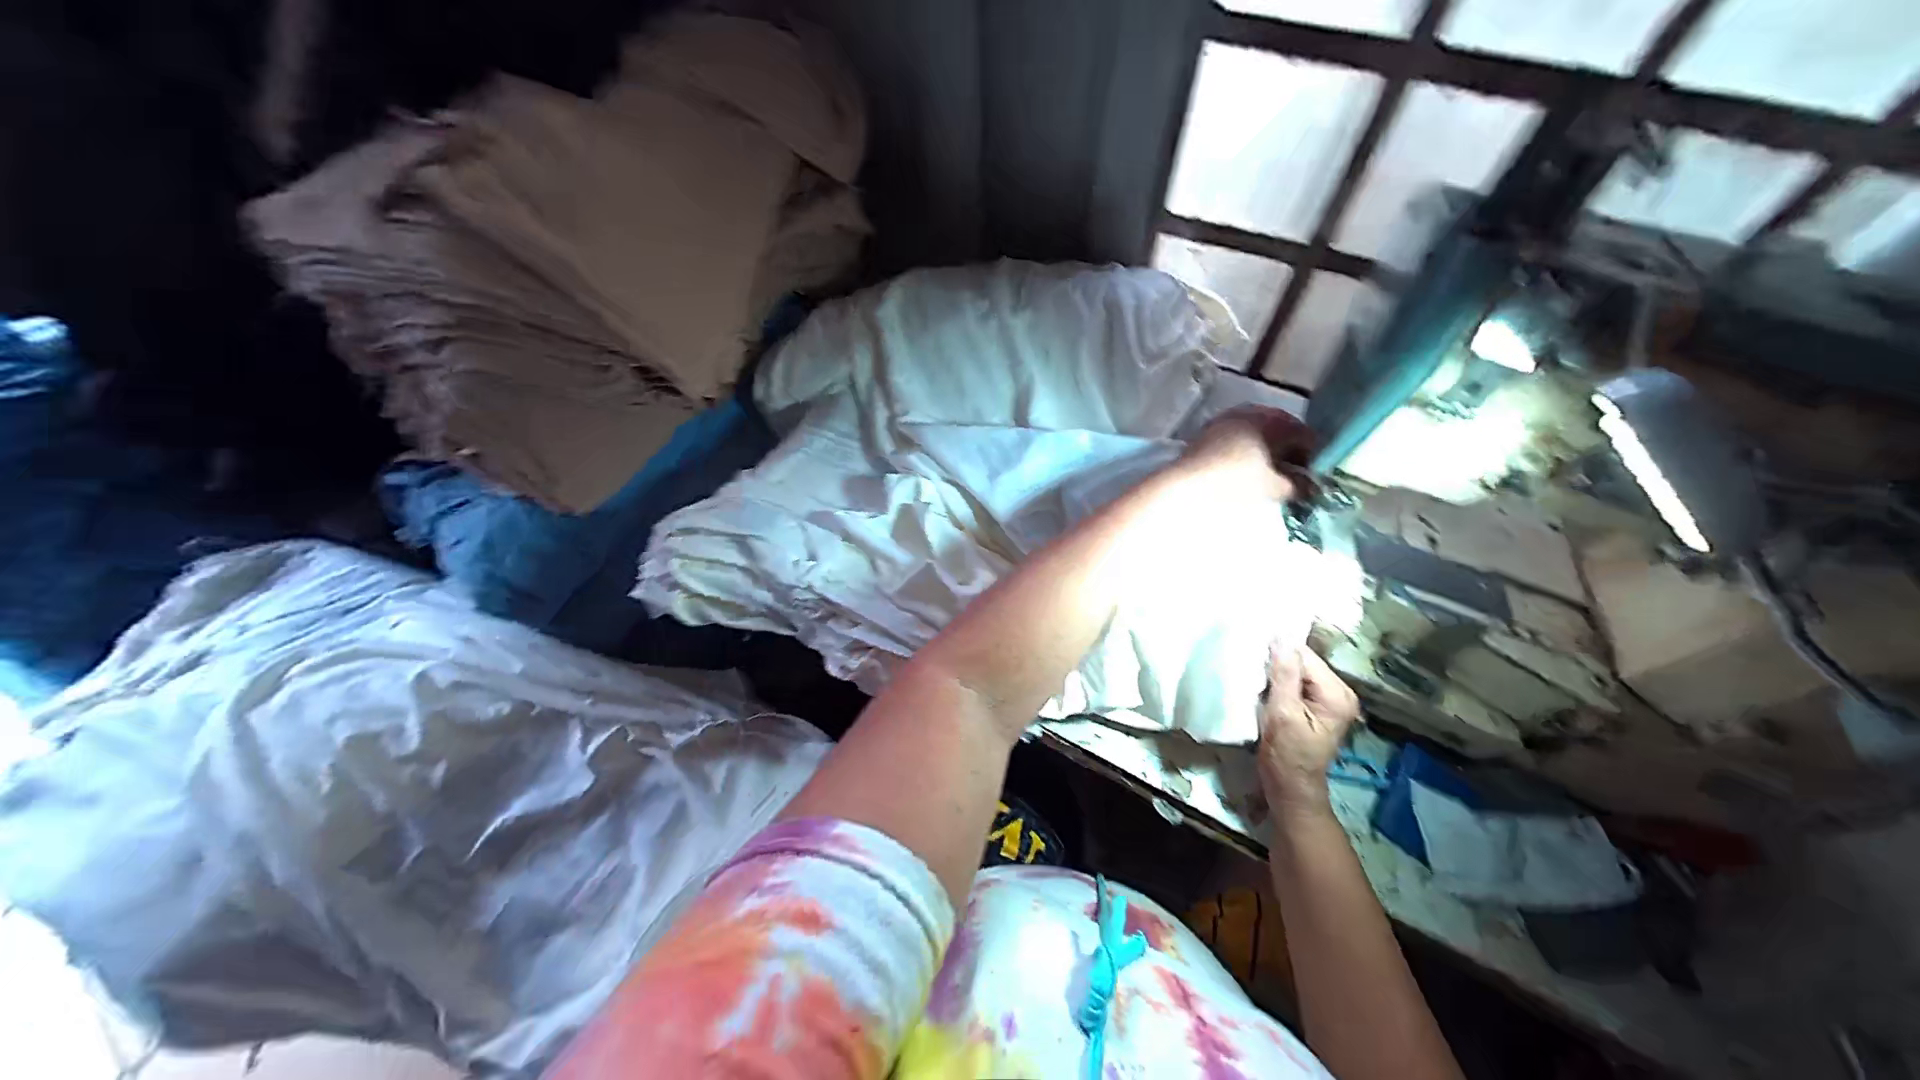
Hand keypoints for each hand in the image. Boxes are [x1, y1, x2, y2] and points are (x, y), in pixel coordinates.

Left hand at [1173, 408, 1314, 504]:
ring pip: (1257, 431)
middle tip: (1288, 477)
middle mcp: (1254, 410)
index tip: (1310, 480)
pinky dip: (1243, 449)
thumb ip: (1298, 485)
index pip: (1306, 436)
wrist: (1184, 484)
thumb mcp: (1273, 488)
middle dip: (1287, 452)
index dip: (1312, 459)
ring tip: (1263, 475)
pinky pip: (1235, 435)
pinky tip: (1239, 468)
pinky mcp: (1207, 428)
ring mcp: (1228, 417)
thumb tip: (1311, 486)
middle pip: (1281, 430)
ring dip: (1264, 449)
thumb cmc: (1236, 483)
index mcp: (1276, 420)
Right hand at [1257, 644, 1360, 813]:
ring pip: (1297, 671)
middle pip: (1303, 662)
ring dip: (1275, 673)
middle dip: (1276, 663)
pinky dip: (1278, 683)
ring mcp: (1329, 699)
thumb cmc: (1286, 755)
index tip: (1251, 656)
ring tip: (1254, 679)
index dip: (1277, 654)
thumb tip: (1281, 639)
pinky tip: (1264, 688)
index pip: (1304, 656)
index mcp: (1337, 694)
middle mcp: (1340, 692)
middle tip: (1250, 669)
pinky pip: (1295, 682)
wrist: (1290, 788)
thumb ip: (1284, 675)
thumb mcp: (1283, 714)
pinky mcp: (1316, 706)